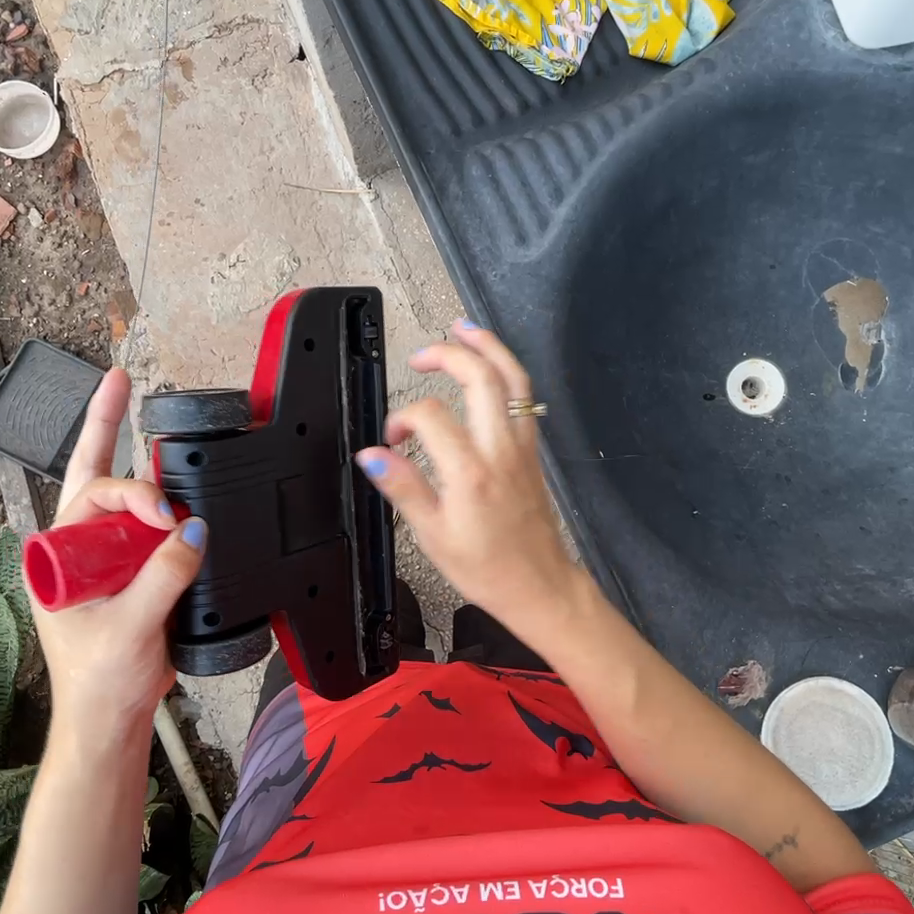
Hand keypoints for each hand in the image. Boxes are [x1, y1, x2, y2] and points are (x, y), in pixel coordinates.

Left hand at [32, 369, 206, 740]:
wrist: (113, 719)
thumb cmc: (100, 681)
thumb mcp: (130, 626)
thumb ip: (164, 576)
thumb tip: (194, 529)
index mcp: (59, 556)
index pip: (91, 495)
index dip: (132, 492)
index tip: (166, 515)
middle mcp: (81, 548)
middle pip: (97, 474)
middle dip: (106, 426)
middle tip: (120, 381)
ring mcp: (110, 558)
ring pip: (130, 498)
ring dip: (147, 464)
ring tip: (148, 415)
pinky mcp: (139, 572)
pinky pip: (159, 530)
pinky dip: (174, 507)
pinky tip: (184, 486)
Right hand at [356, 320, 587, 632]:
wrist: (540, 585)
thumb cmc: (489, 568)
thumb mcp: (433, 537)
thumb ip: (403, 488)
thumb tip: (372, 456)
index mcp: (470, 472)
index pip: (431, 416)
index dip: (402, 418)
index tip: (392, 438)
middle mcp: (500, 451)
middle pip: (481, 378)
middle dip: (448, 354)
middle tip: (421, 355)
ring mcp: (521, 448)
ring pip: (513, 380)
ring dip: (488, 347)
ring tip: (464, 327)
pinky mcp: (531, 452)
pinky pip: (524, 398)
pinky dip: (506, 371)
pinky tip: (490, 367)